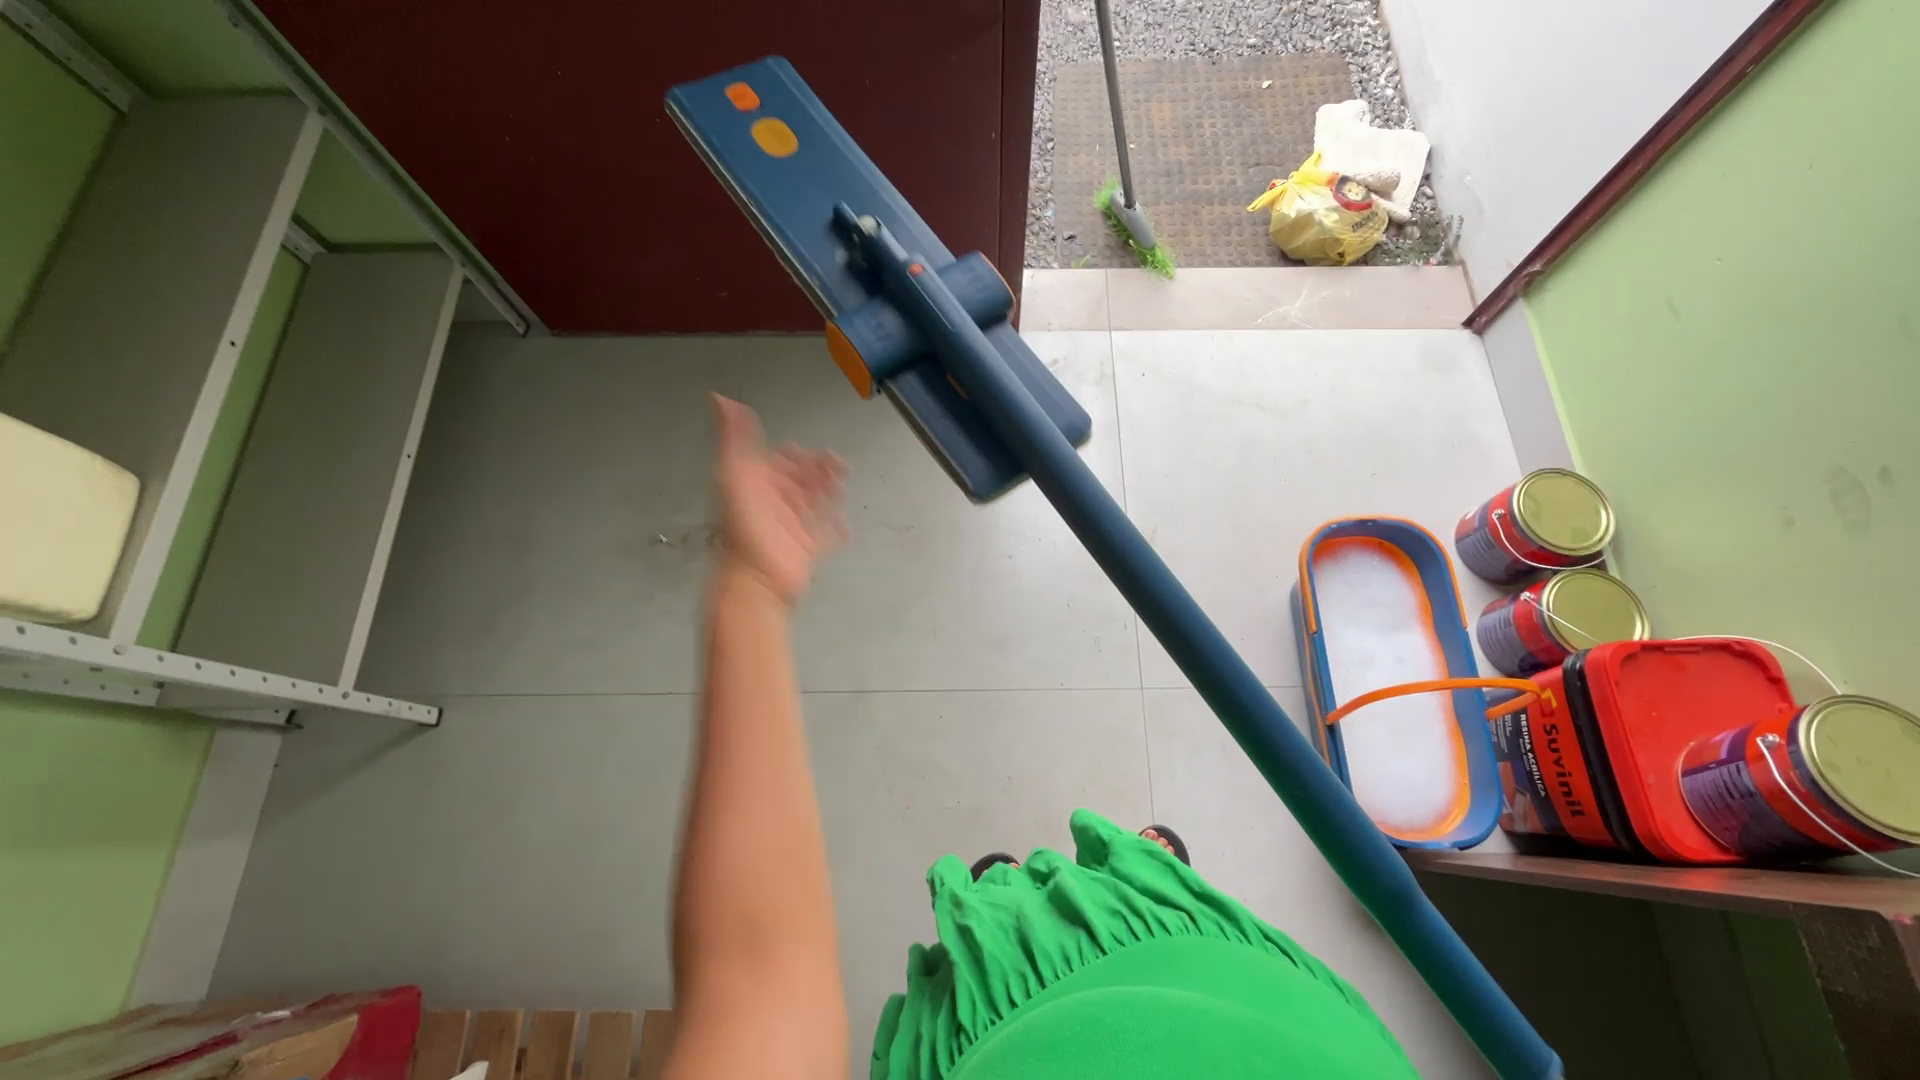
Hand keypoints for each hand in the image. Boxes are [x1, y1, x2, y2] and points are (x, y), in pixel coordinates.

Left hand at [711, 394, 847, 604]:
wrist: (756, 578)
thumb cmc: (745, 525)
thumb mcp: (734, 473)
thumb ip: (733, 437)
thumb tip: (720, 397)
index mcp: (757, 485)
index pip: (775, 464)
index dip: (790, 455)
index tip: (803, 448)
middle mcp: (774, 505)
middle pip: (798, 481)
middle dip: (816, 469)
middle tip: (836, 461)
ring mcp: (792, 528)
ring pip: (813, 504)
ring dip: (827, 491)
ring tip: (843, 482)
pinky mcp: (808, 550)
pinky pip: (824, 537)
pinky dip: (835, 529)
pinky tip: (844, 523)